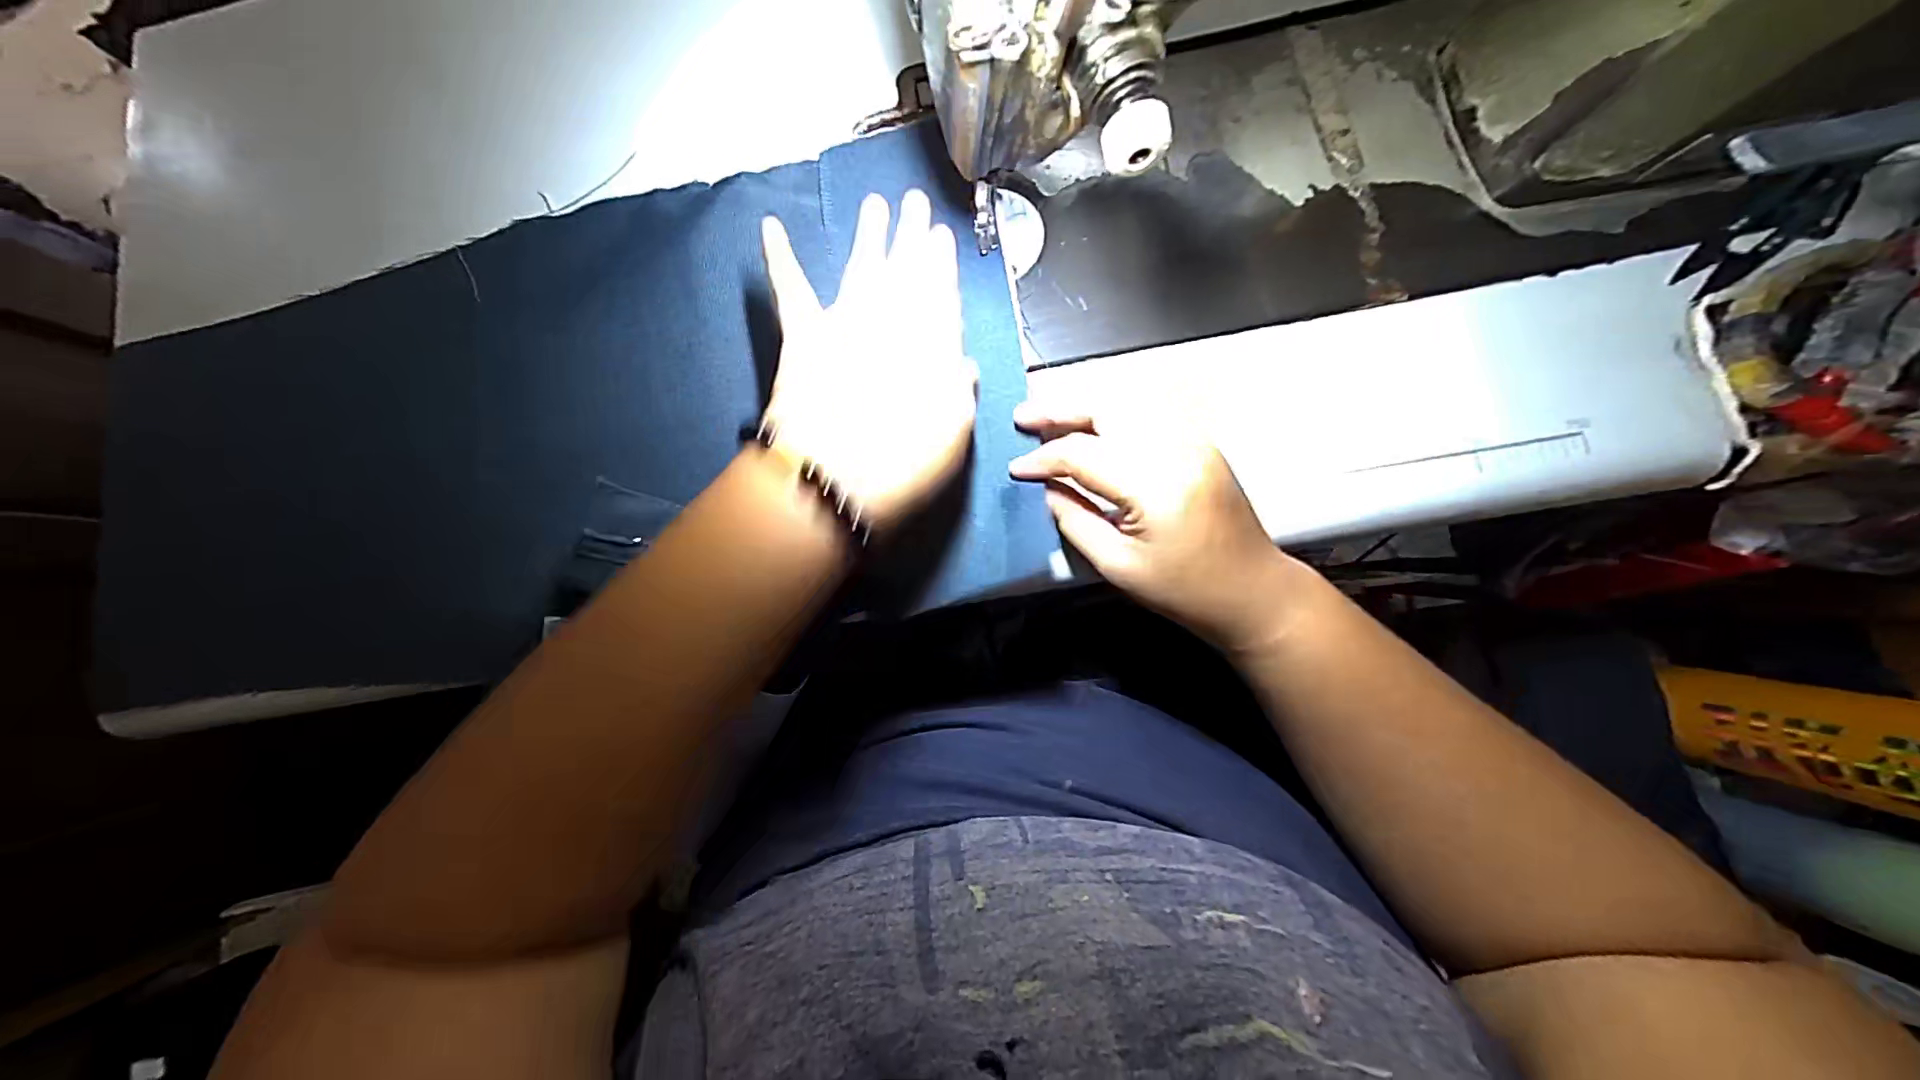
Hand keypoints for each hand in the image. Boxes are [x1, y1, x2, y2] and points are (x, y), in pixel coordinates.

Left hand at [759, 190, 977, 530]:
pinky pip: (791, 291)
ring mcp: (843, 326)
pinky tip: (772, 228)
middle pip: (904, 273)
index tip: (941, 236)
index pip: (939, 295)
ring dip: (868, 236)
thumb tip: (963, 365)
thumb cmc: (898, 468)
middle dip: (910, 237)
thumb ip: (960, 392)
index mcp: (930, 348)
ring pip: (860, 269)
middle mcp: (890, 325)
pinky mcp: (803, 338)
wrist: (828, 482)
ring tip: (875, 205)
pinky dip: (780, 259)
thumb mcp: (952, 436)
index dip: (940, 264)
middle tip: (915, 204)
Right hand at [1009, 399, 1312, 653]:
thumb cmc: (1182, 590)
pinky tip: (1094, 425)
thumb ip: (1074, 520)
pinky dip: (1116, 413)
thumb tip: (1048, 487)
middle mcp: (1176, 450)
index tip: (1016, 468)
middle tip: (1024, 418)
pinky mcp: (1202, 444)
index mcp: (1154, 486)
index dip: (1044, 459)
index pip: (1084, 454)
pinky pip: (1150, 413)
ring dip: (1087, 407)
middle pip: (1107, 409)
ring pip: (1129, 403)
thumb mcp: (1117, 566)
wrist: (1252, 591)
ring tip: (1051, 418)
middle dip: (1061, 411)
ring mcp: (1194, 442)